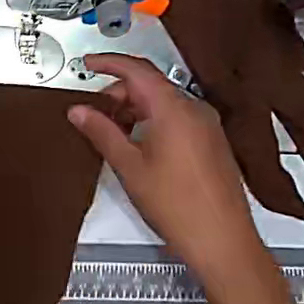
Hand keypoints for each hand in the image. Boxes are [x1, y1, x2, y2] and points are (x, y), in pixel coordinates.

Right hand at [65, 54, 286, 303]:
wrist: (223, 241)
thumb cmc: (179, 207)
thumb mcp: (129, 167)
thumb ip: (102, 132)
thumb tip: (79, 111)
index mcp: (173, 109)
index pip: (137, 69)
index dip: (109, 63)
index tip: (88, 63)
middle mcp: (195, 110)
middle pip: (150, 85)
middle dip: (119, 93)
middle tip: (95, 113)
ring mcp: (207, 126)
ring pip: (164, 102)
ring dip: (136, 109)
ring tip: (113, 133)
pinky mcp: (212, 142)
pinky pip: (178, 118)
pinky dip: (154, 121)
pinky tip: (139, 146)